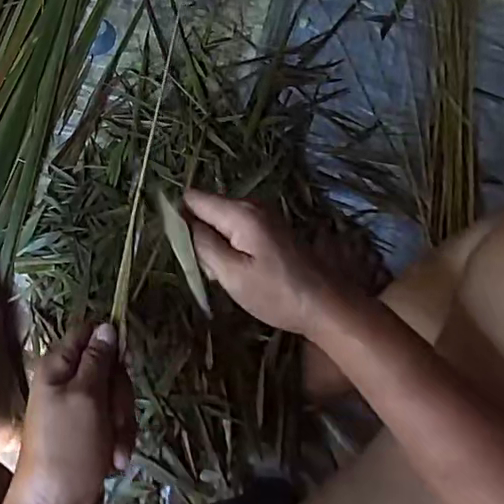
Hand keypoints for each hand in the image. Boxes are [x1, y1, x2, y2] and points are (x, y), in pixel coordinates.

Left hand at [4, 322, 134, 503]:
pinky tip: (114, 460)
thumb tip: (107, 326)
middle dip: (119, 393)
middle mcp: (66, 384)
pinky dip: (119, 441)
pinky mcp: (90, 436)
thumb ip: (98, 360)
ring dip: (122, 423)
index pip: (87, 333)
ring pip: (115, 398)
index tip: (125, 361)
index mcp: (57, 366)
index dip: (109, 342)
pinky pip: (115, 425)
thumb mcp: (86, 396)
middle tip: (114, 415)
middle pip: (108, 367)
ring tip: (114, 446)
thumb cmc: (68, 448)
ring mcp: (78, 411)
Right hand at [184, 190, 337, 335]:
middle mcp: (251, 205)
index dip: (178, 215)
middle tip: (206, 267)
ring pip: (220, 220)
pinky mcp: (270, 227)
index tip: (176, 243)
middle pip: (206, 208)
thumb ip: (203, 244)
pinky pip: (236, 228)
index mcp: (239, 213)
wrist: (327, 306)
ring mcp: (263, 215)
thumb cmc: (277, 294)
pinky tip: (240, 271)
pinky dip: (229, 245)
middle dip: (197, 232)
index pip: (193, 198)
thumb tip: (181, 221)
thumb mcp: (232, 275)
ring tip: (223, 273)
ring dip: (214, 243)